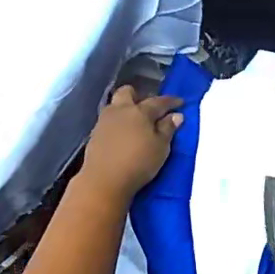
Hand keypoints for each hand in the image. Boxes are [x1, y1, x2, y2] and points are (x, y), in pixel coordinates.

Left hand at [77, 85, 183, 199]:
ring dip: (125, 109)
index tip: (180, 102)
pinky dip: (117, 124)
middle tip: (148, 109)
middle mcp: (120, 110)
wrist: (104, 180)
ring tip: (134, 124)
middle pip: (127, 92)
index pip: (158, 101)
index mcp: (139, 111)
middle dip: (138, 96)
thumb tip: (176, 115)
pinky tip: (121, 136)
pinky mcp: (94, 134)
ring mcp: (104, 121)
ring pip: (115, 106)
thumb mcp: (160, 148)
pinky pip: (108, 121)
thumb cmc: (138, 163)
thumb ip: (168, 129)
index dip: (170, 101)